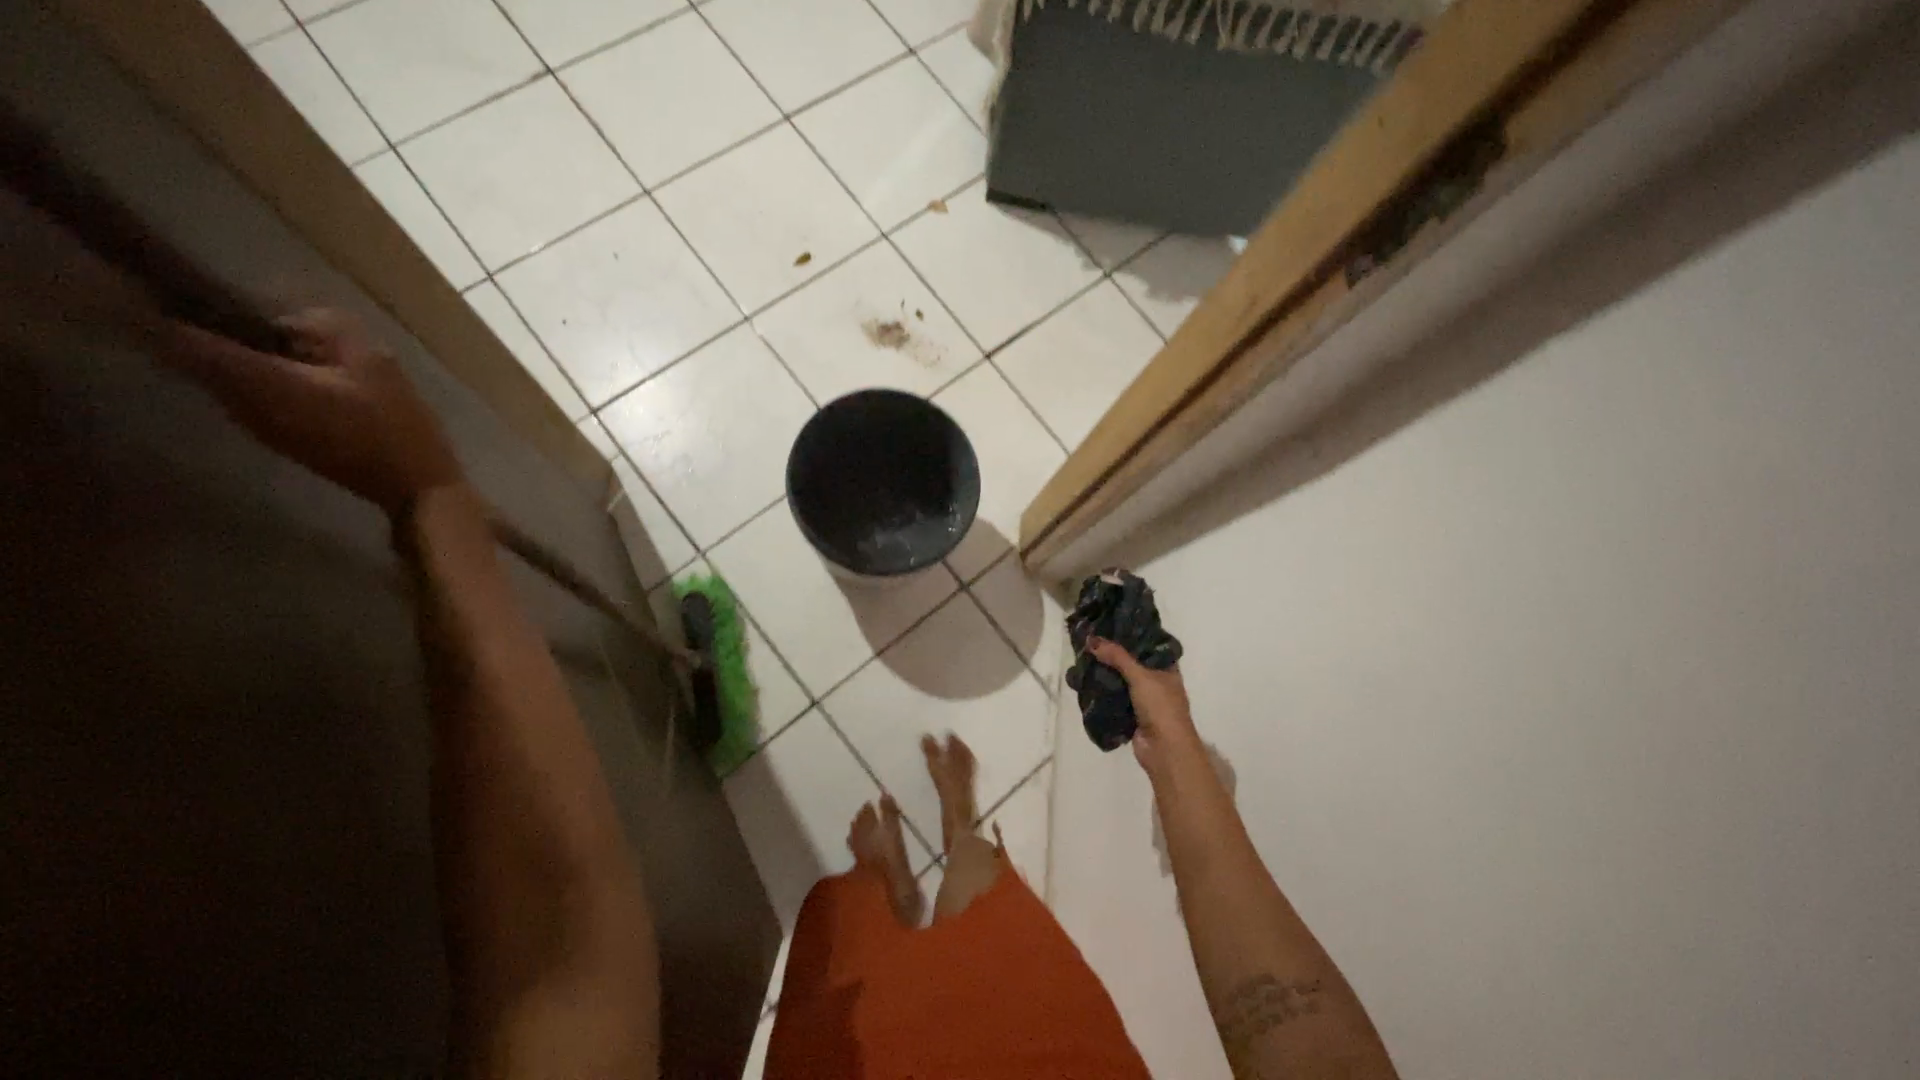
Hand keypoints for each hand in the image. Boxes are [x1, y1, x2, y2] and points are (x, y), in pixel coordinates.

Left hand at [159, 309, 463, 514]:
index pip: (184, 341)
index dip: (165, 311)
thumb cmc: (396, 423)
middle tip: (223, 302)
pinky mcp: (274, 435)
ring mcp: (256, 424)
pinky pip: (242, 393)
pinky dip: (250, 373)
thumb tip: (290, 319)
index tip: (162, 284)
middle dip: (200, 327)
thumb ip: (327, 327)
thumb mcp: (375, 362)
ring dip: (227, 352)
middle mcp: (243, 403)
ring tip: (263, 332)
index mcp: (262, 381)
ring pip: (217, 376)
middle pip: (193, 358)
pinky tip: (290, 366)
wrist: (410, 484)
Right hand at [1086, 637, 1199, 771]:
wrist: (1164, 749)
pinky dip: (1101, 692)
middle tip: (1090, 641)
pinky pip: (1113, 698)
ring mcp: (1143, 699)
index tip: (1110, 624)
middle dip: (1112, 654)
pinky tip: (1084, 682)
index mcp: (1167, 668)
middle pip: (1131, 662)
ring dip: (1104, 673)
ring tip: (1082, 658)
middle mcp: (1156, 681)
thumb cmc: (1161, 707)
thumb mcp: (1140, 676)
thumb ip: (1117, 656)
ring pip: (1120, 680)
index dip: (1131, 634)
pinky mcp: (1130, 714)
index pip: (1148, 644)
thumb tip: (1091, 640)